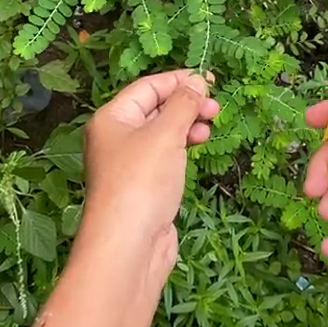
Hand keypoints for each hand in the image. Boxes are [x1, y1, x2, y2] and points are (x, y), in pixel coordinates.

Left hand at [80, 69, 218, 282]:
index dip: (178, 80)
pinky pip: (164, 156)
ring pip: (162, 133)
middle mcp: (116, 138)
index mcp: (112, 118)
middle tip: (215, 106)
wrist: (129, 247)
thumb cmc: (142, 181)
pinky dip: (182, 147)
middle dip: (186, 103)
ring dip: (187, 124)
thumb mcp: (166, 133)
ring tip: (210, 126)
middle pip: (154, 109)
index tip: (209, 79)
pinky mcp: (143, 187)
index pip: (147, 87)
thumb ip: (184, 103)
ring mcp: (129, 164)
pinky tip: (198, 145)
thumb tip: (197, 82)